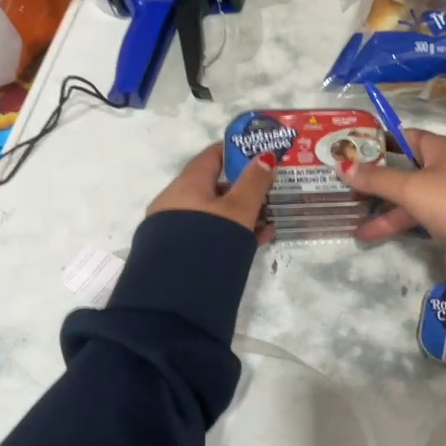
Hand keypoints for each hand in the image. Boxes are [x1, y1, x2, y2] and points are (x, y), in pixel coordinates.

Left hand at [149, 144, 275, 240]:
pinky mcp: (178, 250)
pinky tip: (257, 239)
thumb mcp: (239, 210)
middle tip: (270, 190)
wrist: (177, 295)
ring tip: (269, 219)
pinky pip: (209, 232)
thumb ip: (254, 182)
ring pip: (214, 212)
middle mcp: (175, 201)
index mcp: (187, 184)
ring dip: (241, 212)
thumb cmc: (210, 240)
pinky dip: (232, 231)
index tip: (260, 153)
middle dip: (244, 187)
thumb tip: (264, 156)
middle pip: (214, 186)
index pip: (212, 155)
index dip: (236, 151)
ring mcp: (175, 227)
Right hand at [339, 128, 445, 241]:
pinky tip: (376, 234)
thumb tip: (344, 166)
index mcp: (440, 148)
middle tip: (349, 189)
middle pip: (407, 169)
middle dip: (378, 181)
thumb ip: (377, 179)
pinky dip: (401, 222)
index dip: (381, 142)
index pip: (406, 137)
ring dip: (386, 209)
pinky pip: (422, 214)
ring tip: (355, 224)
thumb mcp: (410, 187)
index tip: (356, 151)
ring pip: (413, 196)